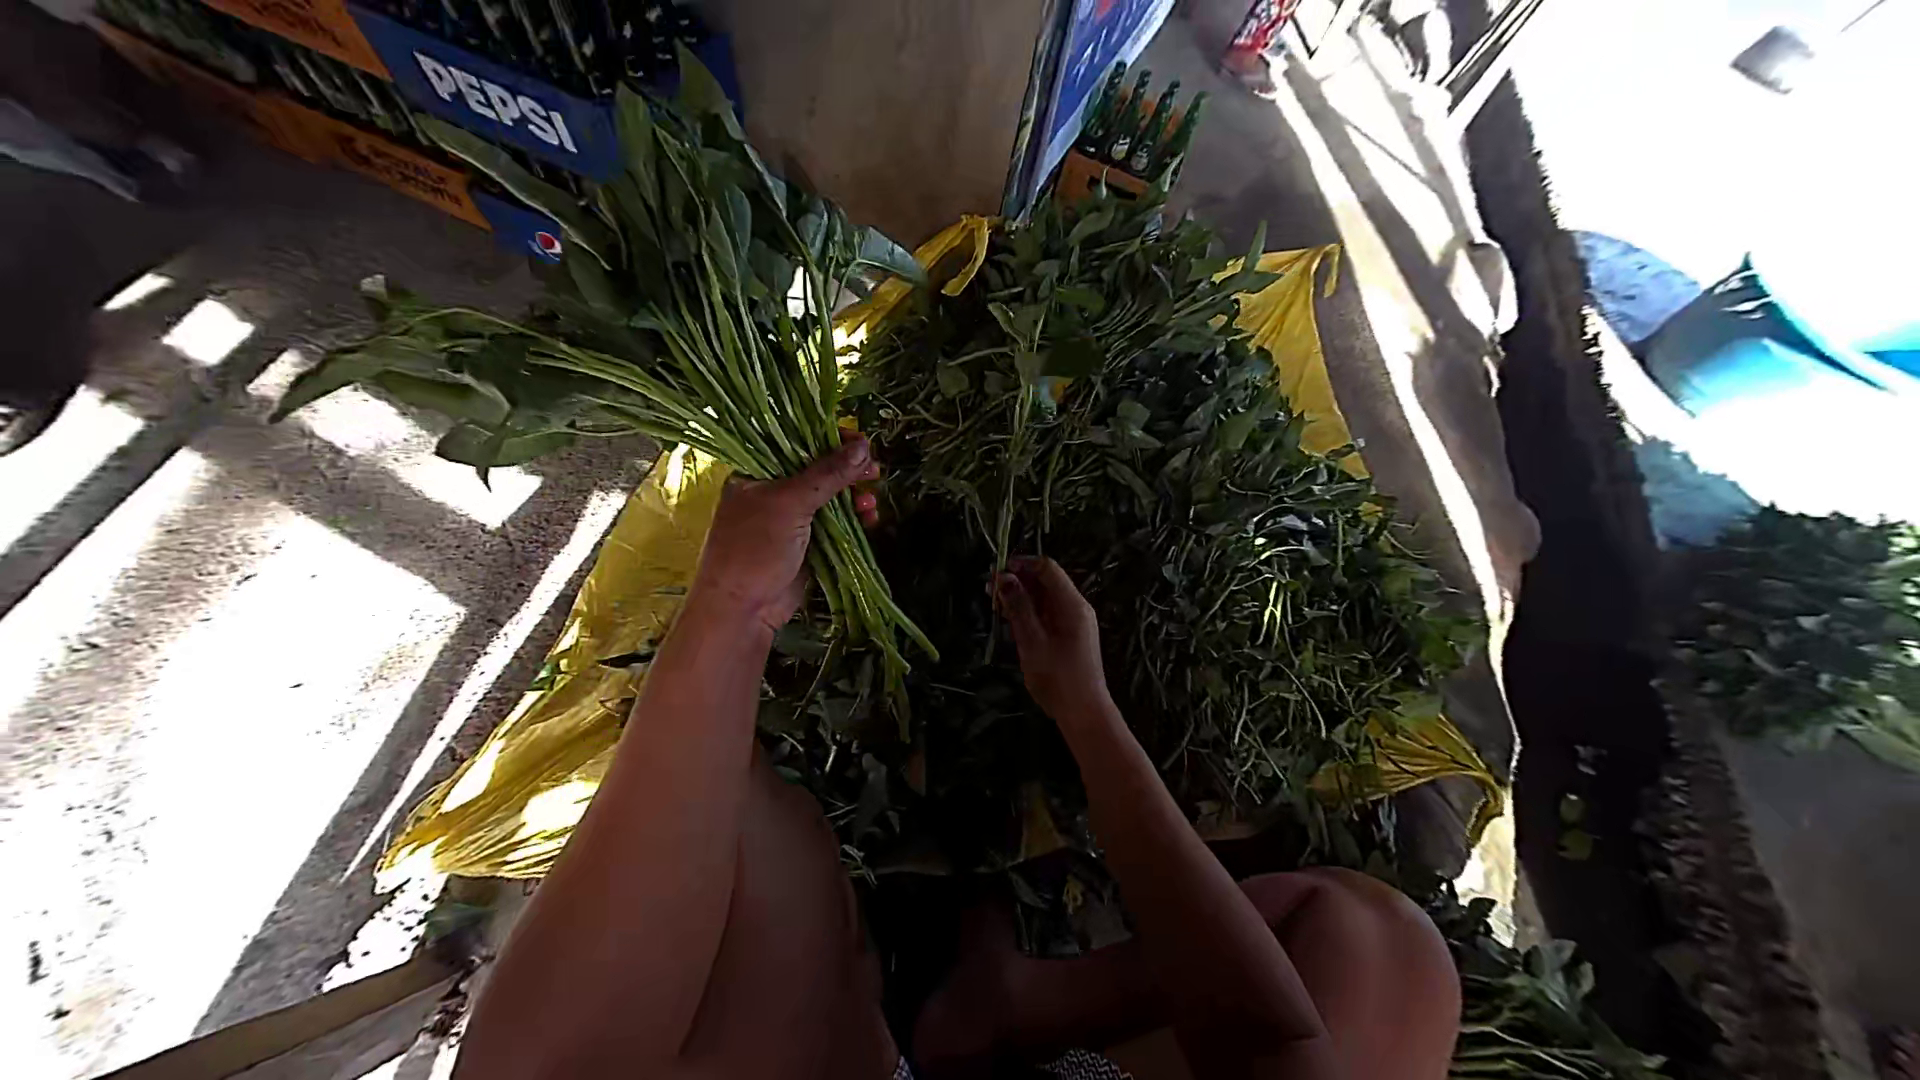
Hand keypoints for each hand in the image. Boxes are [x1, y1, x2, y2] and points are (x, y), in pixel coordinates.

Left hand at [691, 432, 879, 633]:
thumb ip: (828, 474)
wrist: (743, 609)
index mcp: (757, 472)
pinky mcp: (809, 542)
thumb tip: (863, 446)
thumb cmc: (754, 548)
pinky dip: (854, 518)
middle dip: (849, 469)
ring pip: (832, 497)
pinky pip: (838, 522)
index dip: (828, 438)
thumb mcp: (790, 503)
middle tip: (874, 470)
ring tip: (871, 500)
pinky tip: (869, 518)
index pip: (797, 441)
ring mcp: (793, 518)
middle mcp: (775, 490)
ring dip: (855, 495)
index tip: (858, 439)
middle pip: (819, 469)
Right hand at [989, 556, 1111, 724]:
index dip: (1022, 565)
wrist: (1084, 713)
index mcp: (1072, 604)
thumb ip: (1018, 607)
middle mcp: (1075, 608)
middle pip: (1045, 582)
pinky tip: (1010, 621)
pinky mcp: (1068, 635)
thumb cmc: (1059, 678)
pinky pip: (1046, 614)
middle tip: (990, 590)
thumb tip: (1004, 578)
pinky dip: (1028, 613)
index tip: (997, 571)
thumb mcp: (1032, 641)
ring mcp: (1073, 622)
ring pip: (1044, 598)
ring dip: (1020, 598)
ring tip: (995, 606)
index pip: (1047, 568)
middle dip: (1017, 581)